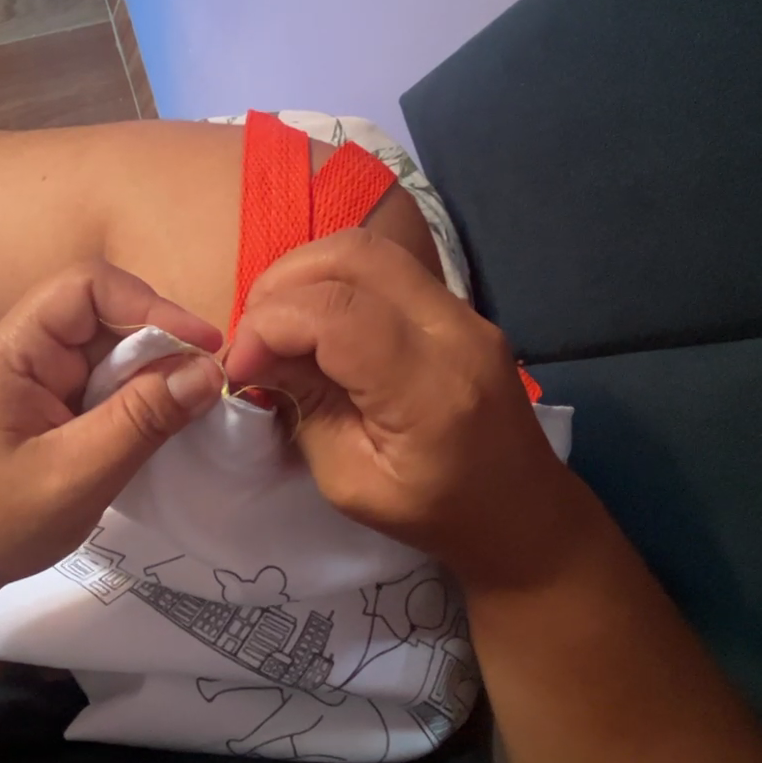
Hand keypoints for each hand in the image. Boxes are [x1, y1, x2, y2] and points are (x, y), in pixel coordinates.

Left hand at [0, 262, 225, 592]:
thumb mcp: (75, 475)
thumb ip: (141, 421)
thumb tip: (209, 371)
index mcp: (14, 350)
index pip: (86, 288)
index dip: (150, 305)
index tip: (202, 347)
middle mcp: (26, 352)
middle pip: (104, 317)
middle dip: (159, 345)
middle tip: (208, 387)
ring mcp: (38, 380)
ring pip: (110, 353)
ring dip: (153, 376)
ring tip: (193, 409)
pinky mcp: (51, 408)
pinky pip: (104, 387)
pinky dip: (138, 401)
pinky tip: (162, 426)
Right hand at [226, 229, 584, 586]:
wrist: (521, 513)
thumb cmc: (433, 513)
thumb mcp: (349, 482)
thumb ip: (303, 409)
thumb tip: (256, 357)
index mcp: (429, 390)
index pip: (335, 314)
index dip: (269, 327)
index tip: (240, 367)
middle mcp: (453, 331)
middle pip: (353, 256)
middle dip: (280, 285)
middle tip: (253, 337)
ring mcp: (462, 311)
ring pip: (367, 249)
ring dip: (304, 276)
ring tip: (277, 327)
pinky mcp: (457, 308)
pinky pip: (384, 268)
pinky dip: (332, 283)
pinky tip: (314, 324)